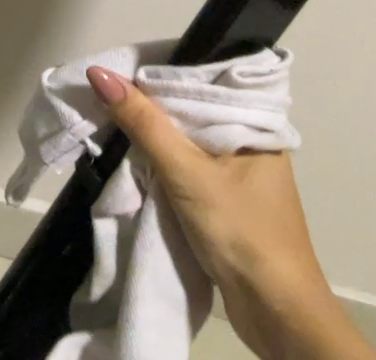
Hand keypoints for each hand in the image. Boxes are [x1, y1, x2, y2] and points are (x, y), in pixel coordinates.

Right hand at [88, 67, 375, 359]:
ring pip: (185, 139)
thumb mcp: (186, 172)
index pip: (201, 82)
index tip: (115, 63)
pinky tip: (131, 154)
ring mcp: (238, 175)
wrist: (277, 313)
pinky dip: (159, 160)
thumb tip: (98, 72)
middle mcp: (250, 143)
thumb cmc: (241, 232)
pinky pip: (185, 165)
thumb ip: (143, 123)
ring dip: (150, 133)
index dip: (158, 72)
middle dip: (148, 103)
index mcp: (256, 127)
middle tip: (101, 88)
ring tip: (108, 115)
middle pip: (190, 110)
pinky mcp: (224, 200)